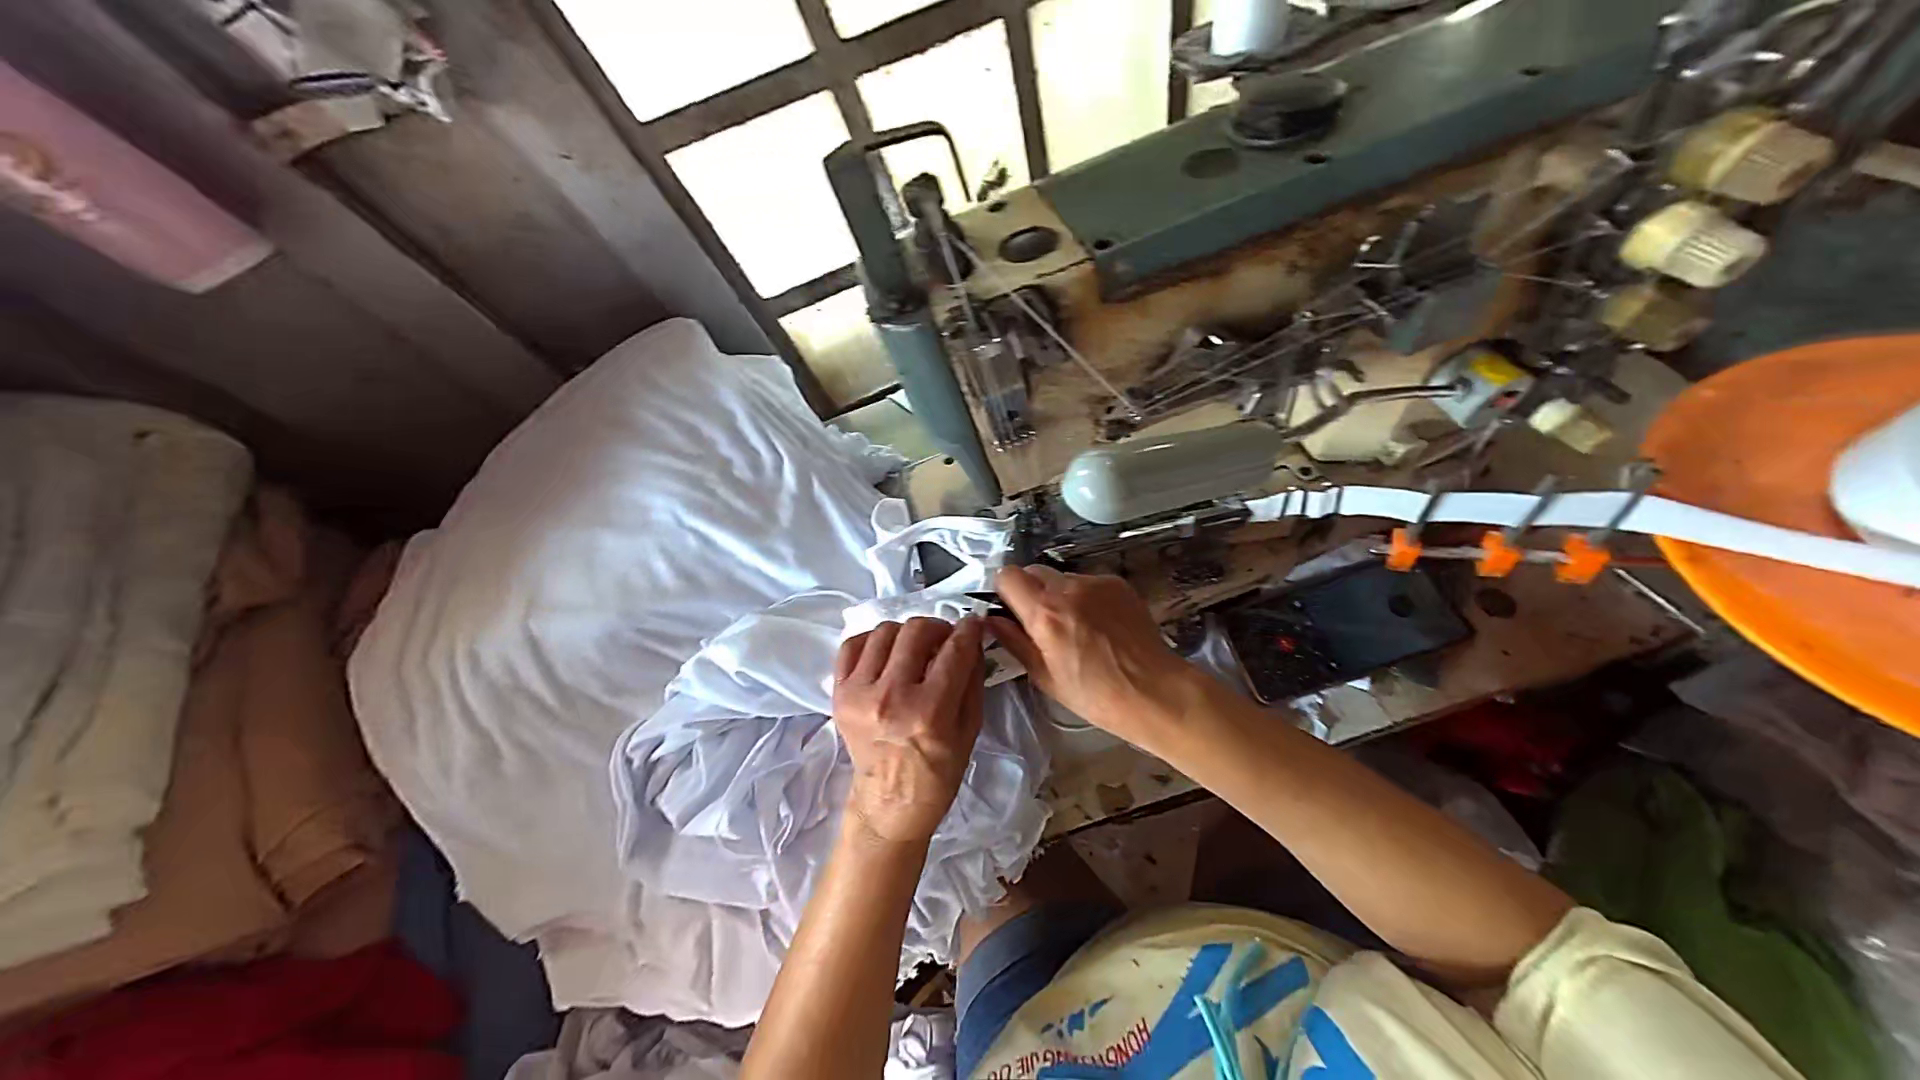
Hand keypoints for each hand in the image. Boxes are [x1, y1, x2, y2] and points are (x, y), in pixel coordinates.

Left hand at [833, 616, 987, 845]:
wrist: (890, 804)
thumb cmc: (938, 773)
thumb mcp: (970, 730)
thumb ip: (972, 680)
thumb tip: (973, 639)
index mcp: (930, 712)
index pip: (954, 650)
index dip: (969, 629)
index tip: (973, 623)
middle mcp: (891, 697)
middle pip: (916, 631)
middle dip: (937, 627)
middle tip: (944, 638)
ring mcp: (859, 694)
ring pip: (884, 632)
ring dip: (906, 634)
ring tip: (914, 648)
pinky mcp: (838, 694)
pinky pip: (852, 645)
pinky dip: (872, 642)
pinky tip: (886, 654)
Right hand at [988, 565, 1203, 749]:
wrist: (1155, 691)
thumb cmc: (1095, 695)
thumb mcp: (1045, 676)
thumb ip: (1014, 642)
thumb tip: (991, 620)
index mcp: (1045, 613)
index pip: (1007, 575)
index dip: (1003, 591)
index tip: (1010, 610)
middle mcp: (1068, 589)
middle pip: (1032, 570)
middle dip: (1028, 591)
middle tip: (1039, 622)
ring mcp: (1096, 583)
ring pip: (1061, 577)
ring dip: (1058, 594)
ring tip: (1075, 627)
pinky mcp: (1118, 584)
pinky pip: (1087, 583)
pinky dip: (1084, 597)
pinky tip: (1098, 625)